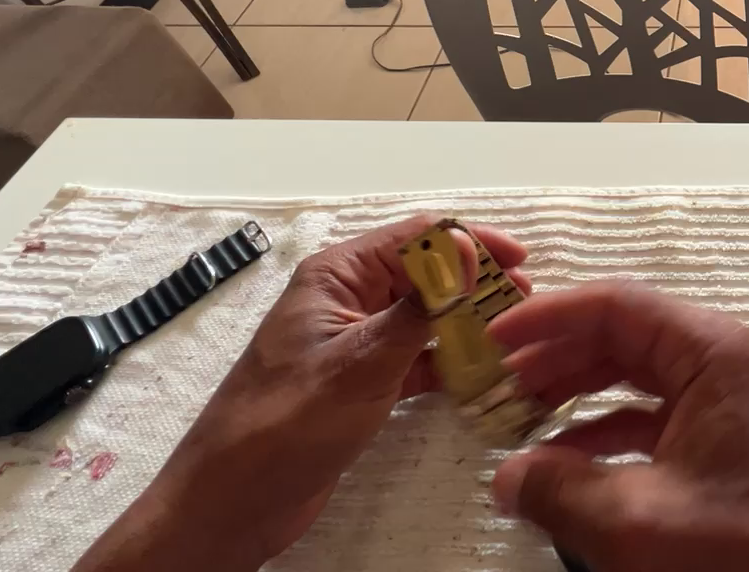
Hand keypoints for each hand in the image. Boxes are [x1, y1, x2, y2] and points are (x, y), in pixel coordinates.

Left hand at [74, 217, 528, 571]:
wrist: (224, 512)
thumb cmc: (284, 426)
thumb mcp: (361, 361)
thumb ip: (420, 305)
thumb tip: (466, 249)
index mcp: (340, 275)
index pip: (420, 236)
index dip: (472, 241)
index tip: (518, 258)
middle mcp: (350, 297)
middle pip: (427, 270)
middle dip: (476, 279)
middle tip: (523, 296)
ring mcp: (358, 338)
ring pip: (427, 311)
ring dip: (468, 315)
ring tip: (512, 327)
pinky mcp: (364, 376)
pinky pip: (418, 352)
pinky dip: (450, 355)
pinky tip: (482, 365)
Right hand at [488, 282, 748, 571]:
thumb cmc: (746, 546)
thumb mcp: (641, 522)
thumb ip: (563, 493)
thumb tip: (507, 475)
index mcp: (706, 348)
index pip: (616, 304)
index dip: (550, 315)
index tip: (494, 337)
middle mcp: (712, 355)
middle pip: (620, 331)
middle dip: (555, 352)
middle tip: (495, 379)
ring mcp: (715, 391)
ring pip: (630, 369)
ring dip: (573, 386)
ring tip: (515, 409)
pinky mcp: (712, 430)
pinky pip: (645, 409)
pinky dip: (600, 424)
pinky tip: (560, 452)